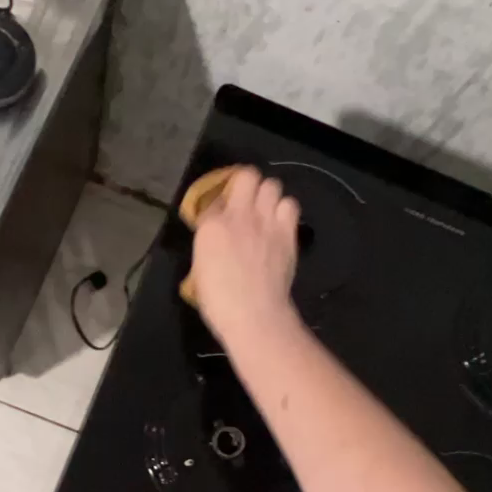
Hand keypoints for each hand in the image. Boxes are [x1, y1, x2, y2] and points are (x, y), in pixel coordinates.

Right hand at [190, 166, 301, 344]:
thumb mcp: (201, 269)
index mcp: (210, 226)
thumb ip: (209, 243)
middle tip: (246, 201)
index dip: (219, 204)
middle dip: (247, 185)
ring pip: (273, 185)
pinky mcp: (287, 232)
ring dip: (268, 196)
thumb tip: (217, 235)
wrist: (254, 315)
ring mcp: (266, 221)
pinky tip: (280, 224)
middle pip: (248, 176)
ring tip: (265, 211)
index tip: (220, 214)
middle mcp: (238, 215)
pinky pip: (291, 205)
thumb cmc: (219, 302)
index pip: (214, 198)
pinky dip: (285, 211)